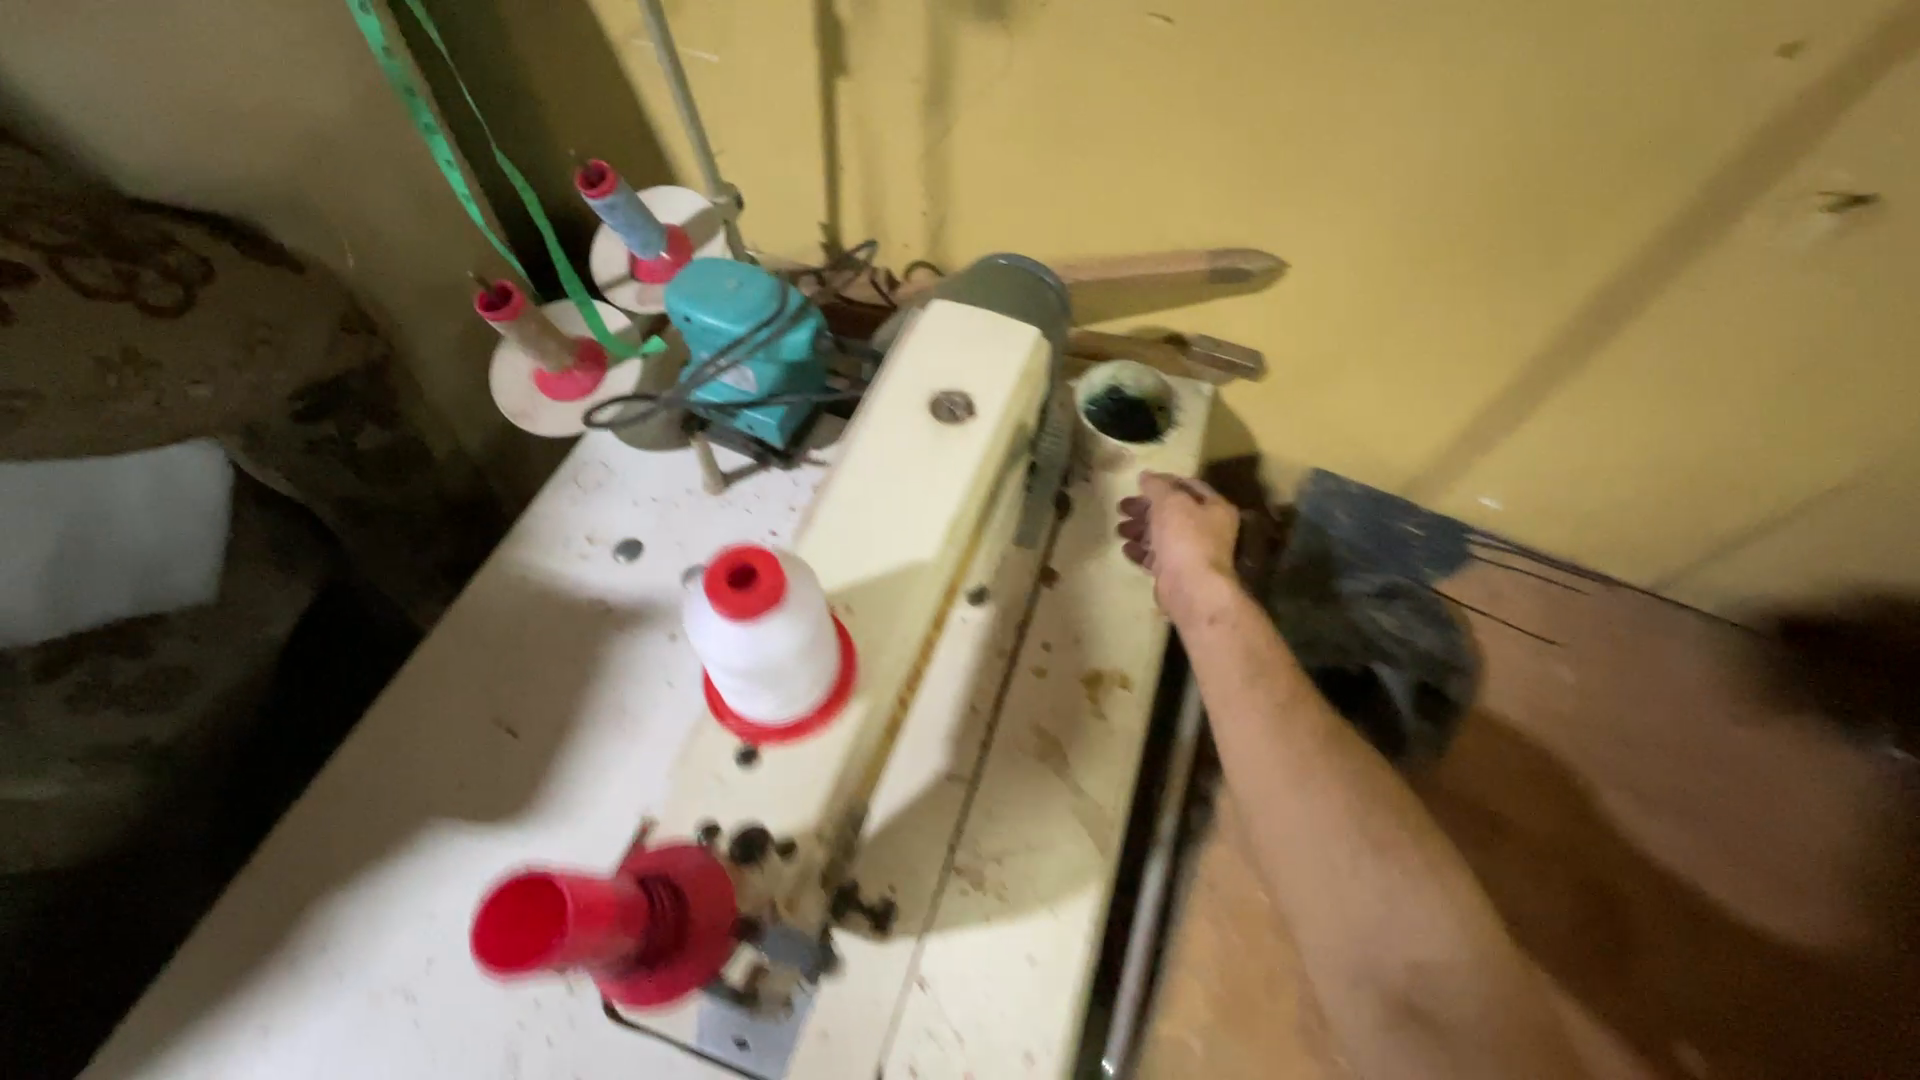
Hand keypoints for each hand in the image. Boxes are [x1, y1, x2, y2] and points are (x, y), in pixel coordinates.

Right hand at [1117, 470, 1240, 614]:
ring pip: (1162, 535)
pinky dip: (1141, 551)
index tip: (1139, 484)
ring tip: (1119, 529)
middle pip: (1172, 512)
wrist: (1190, 587)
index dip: (1164, 482)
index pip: (1188, 487)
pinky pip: (1156, 557)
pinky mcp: (1176, 573)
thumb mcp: (1170, 501)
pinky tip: (1126, 548)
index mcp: (1215, 508)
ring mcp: (1192, 553)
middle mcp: (1208, 529)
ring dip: (1139, 529)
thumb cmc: (1185, 537)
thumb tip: (1146, 475)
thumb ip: (1157, 485)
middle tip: (1122, 507)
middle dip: (1145, 509)